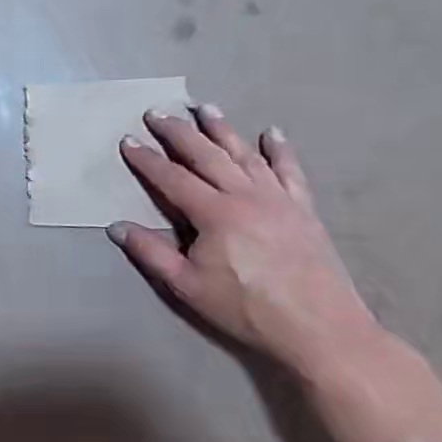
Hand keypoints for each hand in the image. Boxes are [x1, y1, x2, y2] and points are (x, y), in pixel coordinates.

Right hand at [109, 105, 382, 376]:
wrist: (326, 334)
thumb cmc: (248, 310)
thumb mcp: (188, 286)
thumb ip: (150, 253)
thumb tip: (115, 227)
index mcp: (216, 214)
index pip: (171, 177)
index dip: (146, 159)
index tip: (127, 140)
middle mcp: (247, 198)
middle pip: (206, 155)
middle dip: (178, 132)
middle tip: (157, 112)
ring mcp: (279, 201)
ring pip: (244, 155)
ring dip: (222, 129)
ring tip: (205, 108)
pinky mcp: (304, 211)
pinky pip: (290, 173)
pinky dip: (279, 151)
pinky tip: (271, 134)